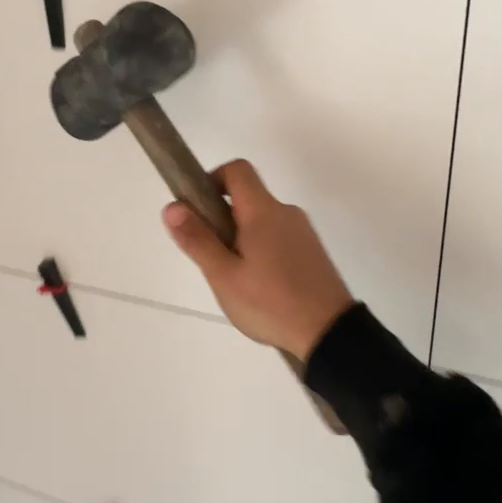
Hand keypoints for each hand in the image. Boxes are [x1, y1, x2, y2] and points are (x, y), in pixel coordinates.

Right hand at [162, 159, 354, 361]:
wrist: (330, 333)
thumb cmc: (271, 303)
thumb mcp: (224, 276)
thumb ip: (197, 239)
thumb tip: (172, 206)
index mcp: (263, 211)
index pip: (237, 170)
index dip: (213, 179)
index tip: (199, 210)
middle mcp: (286, 212)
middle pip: (248, 199)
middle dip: (223, 220)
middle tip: (213, 259)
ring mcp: (303, 232)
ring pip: (263, 222)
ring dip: (242, 239)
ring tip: (237, 281)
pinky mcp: (313, 252)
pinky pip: (279, 239)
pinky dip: (263, 252)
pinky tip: (261, 288)